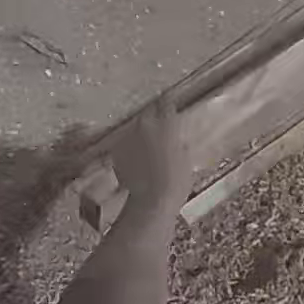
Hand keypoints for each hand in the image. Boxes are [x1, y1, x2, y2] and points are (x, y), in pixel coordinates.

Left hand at [112, 98, 189, 215]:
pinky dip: (130, 149)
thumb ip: (178, 142)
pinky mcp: (117, 151)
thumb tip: (175, 138)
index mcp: (166, 124)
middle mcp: (145, 125)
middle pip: (147, 113)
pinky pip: (125, 144)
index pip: (166, 103)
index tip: (168, 104)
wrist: (151, 200)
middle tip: (159, 129)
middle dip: (152, 118)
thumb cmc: (176, 182)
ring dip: (140, 134)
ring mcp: (128, 137)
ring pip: (135, 129)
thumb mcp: (185, 158)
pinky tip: (137, 162)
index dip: (167, 104)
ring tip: (147, 149)